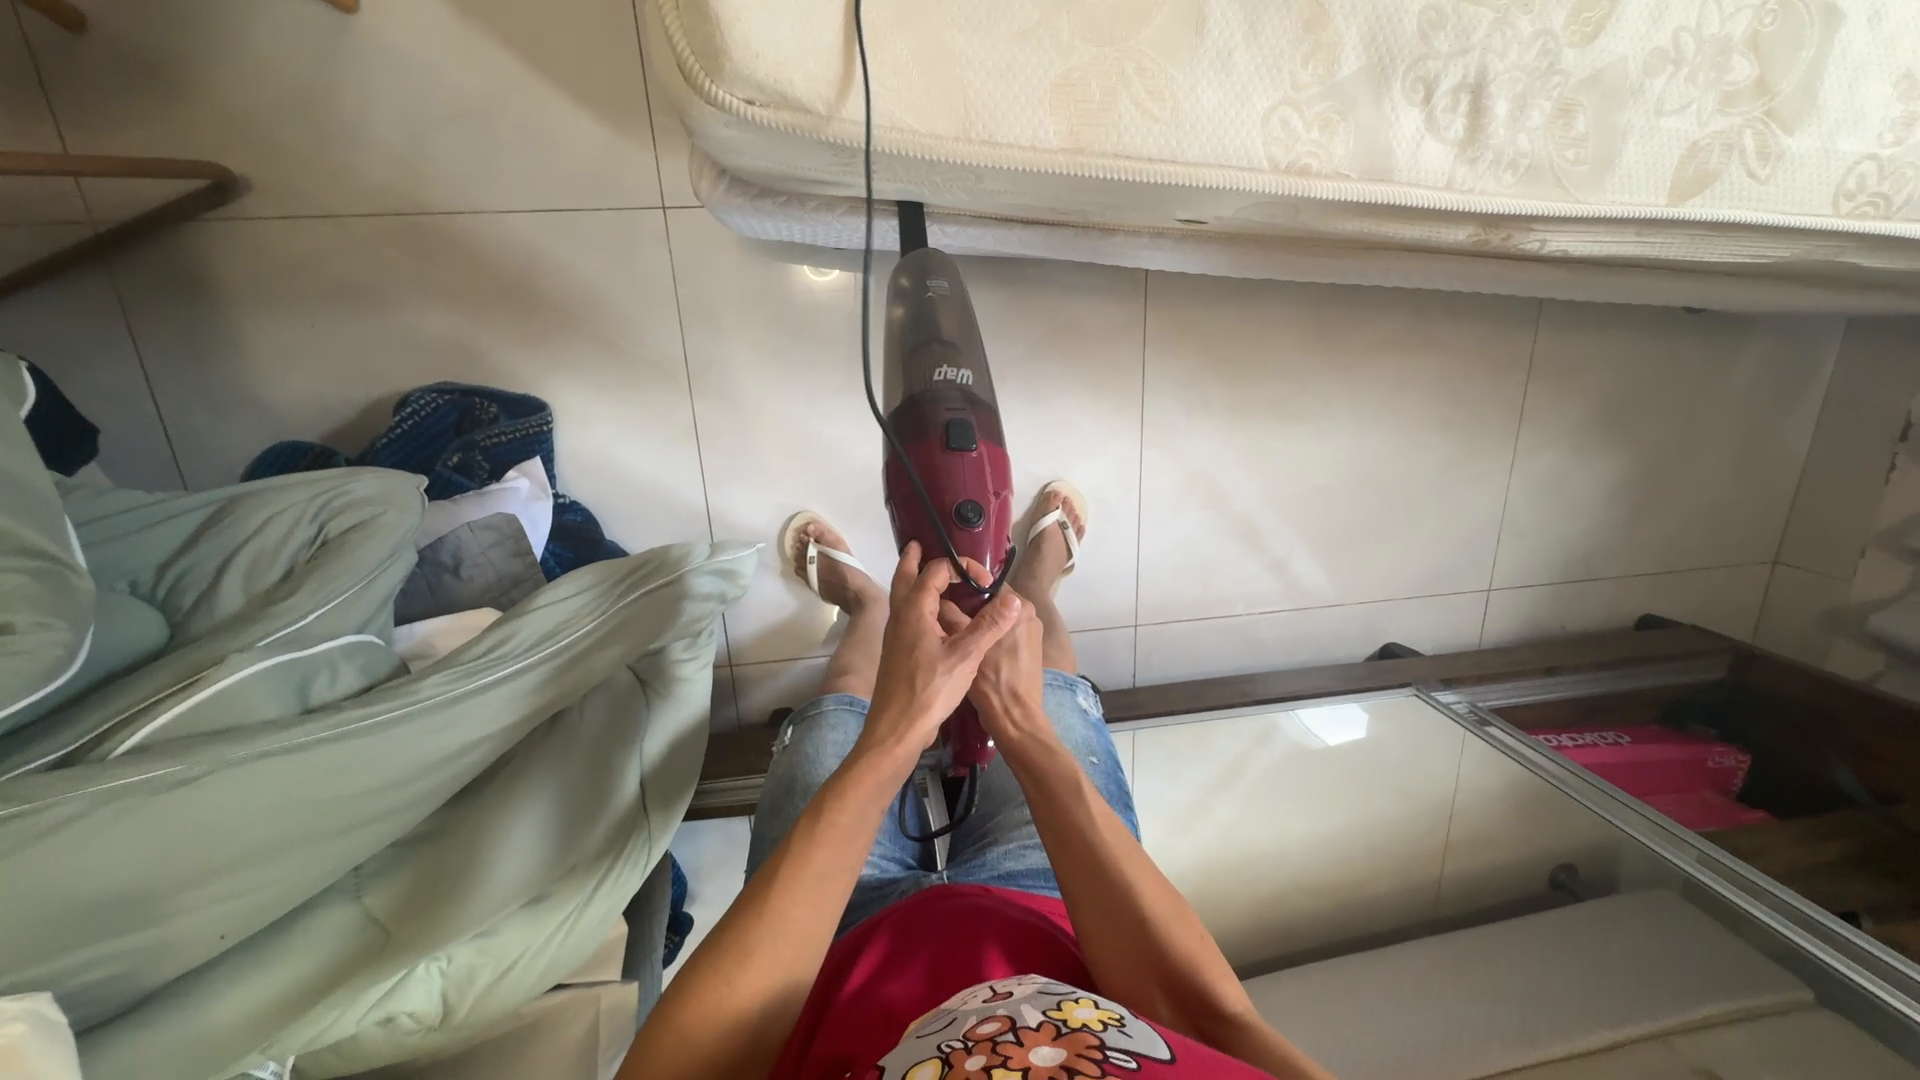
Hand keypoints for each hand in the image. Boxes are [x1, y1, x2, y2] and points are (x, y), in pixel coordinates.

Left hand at [860, 543, 1022, 759]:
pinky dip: (914, 603)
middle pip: (904, 577)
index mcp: (915, 610)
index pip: (935, 571)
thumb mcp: (966, 656)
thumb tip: (1012, 599)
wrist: (897, 728)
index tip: (984, 580)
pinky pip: (904, 615)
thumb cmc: (930, 690)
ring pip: (901, 597)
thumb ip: (989, 626)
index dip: (960, 567)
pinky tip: (929, 617)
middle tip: (919, 544)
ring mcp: (895, 635)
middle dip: (912, 560)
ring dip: (910, 580)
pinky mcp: (897, 651)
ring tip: (923, 572)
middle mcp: (900, 616)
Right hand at [937, 566, 1049, 745]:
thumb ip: (951, 617)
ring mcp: (1032, 633)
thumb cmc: (992, 679)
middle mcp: (1029, 614)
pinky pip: (1005, 634)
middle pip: (993, 602)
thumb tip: (937, 600)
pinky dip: (989, 637)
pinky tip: (971, 649)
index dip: (964, 589)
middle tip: (944, 618)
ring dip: (978, 624)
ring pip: (998, 619)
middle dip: (970, 609)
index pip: (988, 585)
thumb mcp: (966, 645)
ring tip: (955, 634)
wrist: (1016, 717)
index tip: (944, 597)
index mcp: (1019, 606)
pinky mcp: (1030, 650)